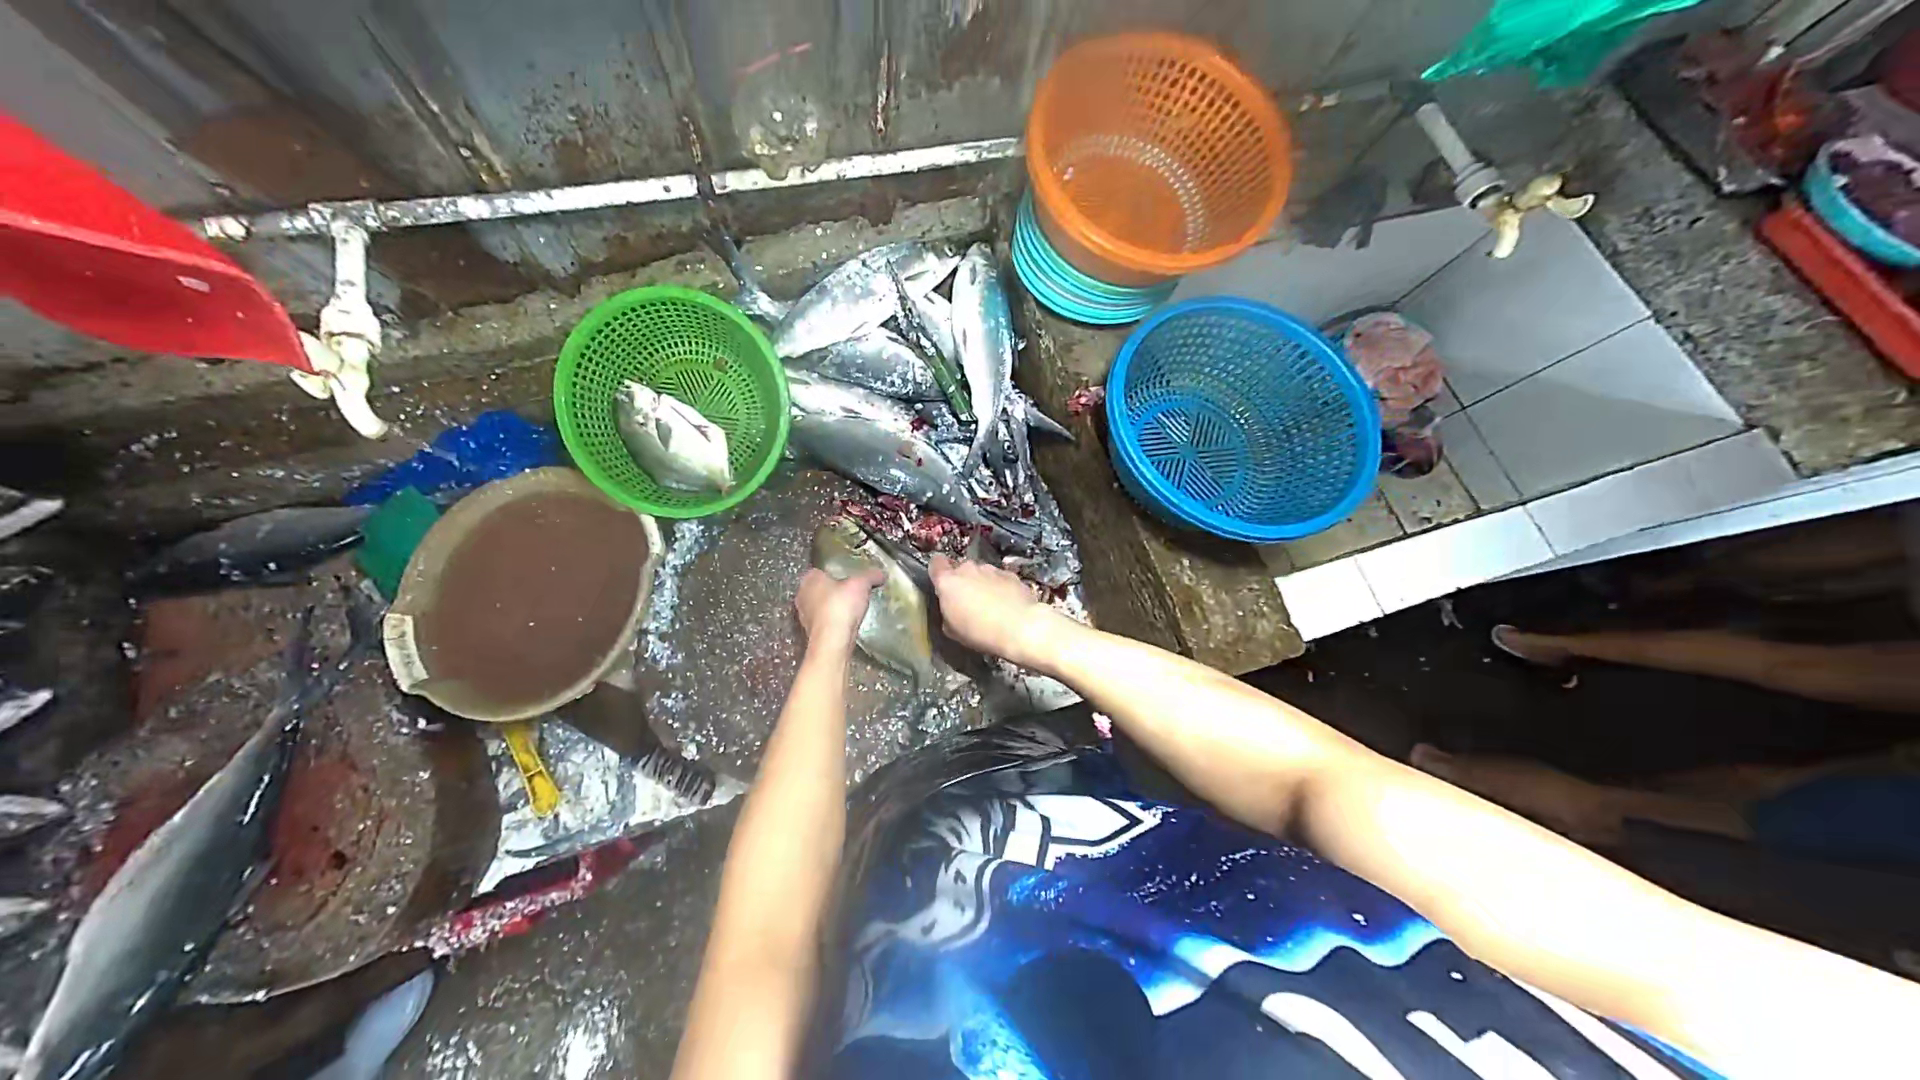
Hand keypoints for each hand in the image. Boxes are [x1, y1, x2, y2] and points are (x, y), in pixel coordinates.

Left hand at [794, 567, 882, 654]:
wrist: (832, 641)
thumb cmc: (840, 607)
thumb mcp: (861, 585)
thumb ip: (870, 576)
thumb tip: (880, 573)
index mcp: (809, 579)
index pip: (820, 570)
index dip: (834, 572)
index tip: (848, 576)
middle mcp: (802, 596)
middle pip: (820, 588)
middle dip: (834, 590)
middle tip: (851, 591)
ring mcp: (804, 616)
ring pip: (820, 606)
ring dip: (833, 607)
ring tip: (851, 608)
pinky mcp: (811, 632)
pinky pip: (824, 622)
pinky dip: (833, 622)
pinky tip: (846, 623)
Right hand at [928, 555, 1065, 666]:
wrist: (1021, 628)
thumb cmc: (980, 632)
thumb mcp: (952, 630)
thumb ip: (947, 612)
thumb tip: (951, 608)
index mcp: (948, 582)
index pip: (936, 563)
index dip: (938, 571)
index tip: (941, 583)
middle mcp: (968, 569)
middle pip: (960, 569)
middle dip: (962, 581)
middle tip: (967, 602)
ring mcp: (991, 569)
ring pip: (981, 573)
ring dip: (982, 584)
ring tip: (990, 605)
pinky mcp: (1011, 575)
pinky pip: (999, 578)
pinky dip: (1000, 587)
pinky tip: (1006, 604)